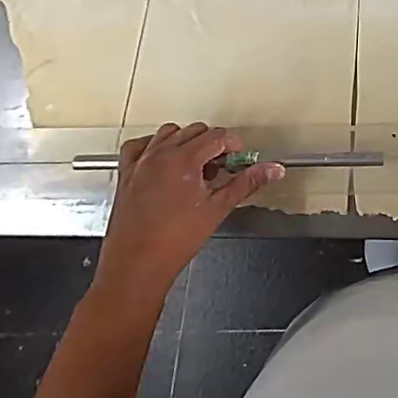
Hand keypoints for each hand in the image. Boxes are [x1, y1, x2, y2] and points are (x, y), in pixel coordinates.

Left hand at [92, 123, 284, 304]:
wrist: (137, 266)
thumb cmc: (171, 242)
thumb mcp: (219, 208)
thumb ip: (247, 183)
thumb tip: (271, 170)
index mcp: (183, 160)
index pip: (217, 136)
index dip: (234, 145)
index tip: (238, 158)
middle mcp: (160, 156)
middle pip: (195, 131)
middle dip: (213, 143)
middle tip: (221, 165)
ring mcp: (140, 164)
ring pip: (168, 133)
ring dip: (186, 141)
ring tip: (196, 164)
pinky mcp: (126, 176)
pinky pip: (138, 146)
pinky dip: (152, 146)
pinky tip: (163, 161)